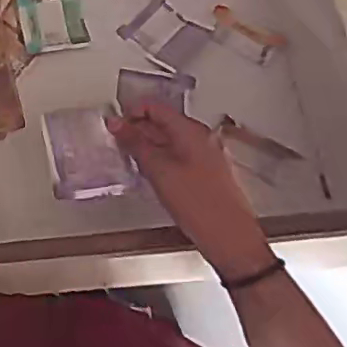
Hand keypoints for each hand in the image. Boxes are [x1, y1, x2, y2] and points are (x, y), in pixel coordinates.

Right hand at [109, 102, 277, 281]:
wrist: (230, 240)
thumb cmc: (201, 205)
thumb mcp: (158, 170)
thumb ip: (135, 143)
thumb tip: (117, 124)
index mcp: (192, 130)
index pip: (155, 107)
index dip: (132, 112)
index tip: (116, 126)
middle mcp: (202, 138)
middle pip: (163, 122)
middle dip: (138, 130)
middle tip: (118, 143)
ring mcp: (206, 156)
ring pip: (170, 141)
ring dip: (148, 147)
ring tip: (131, 160)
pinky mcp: (206, 174)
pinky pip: (178, 157)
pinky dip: (161, 161)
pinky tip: (152, 176)